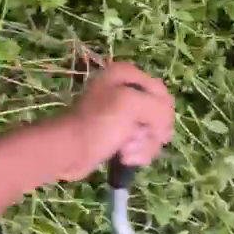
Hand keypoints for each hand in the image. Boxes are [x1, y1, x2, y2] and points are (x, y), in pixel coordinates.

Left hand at [50, 62, 175, 181]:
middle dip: (151, 132)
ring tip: (125, 151)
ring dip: (144, 146)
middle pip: (159, 114)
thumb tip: (164, 126)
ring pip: (152, 132)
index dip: (162, 113)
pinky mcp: (119, 134)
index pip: (163, 94)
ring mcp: (122, 114)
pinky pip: (141, 144)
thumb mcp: (131, 104)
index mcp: (127, 75)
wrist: (69, 150)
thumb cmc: (98, 123)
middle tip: (133, 138)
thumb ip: (158, 107)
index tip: (152, 126)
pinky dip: (137, 153)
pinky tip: (123, 157)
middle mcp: (125, 91)